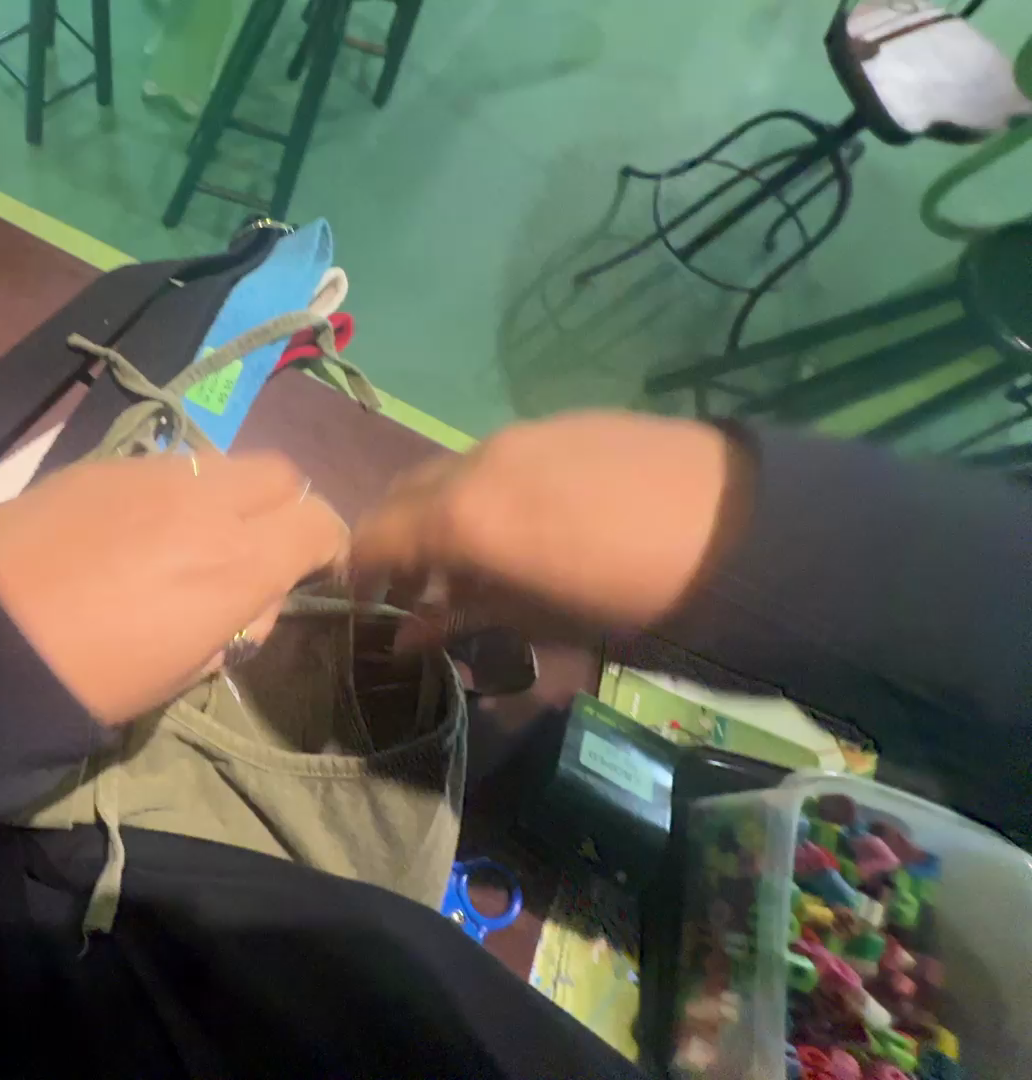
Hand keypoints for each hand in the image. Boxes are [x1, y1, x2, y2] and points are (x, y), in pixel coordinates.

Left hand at [0, 452, 347, 725]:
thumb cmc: (88, 678)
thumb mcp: (181, 672)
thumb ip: (234, 623)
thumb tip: (248, 598)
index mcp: (238, 561)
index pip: (319, 523)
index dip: (324, 548)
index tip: (305, 573)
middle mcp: (205, 501)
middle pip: (280, 473)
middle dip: (281, 508)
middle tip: (250, 550)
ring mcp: (150, 473)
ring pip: (219, 463)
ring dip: (222, 496)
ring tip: (181, 540)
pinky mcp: (100, 464)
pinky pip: (161, 466)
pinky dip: (169, 491)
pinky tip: (128, 528)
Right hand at [350, 410, 752, 640]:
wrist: (755, 526)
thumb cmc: (631, 595)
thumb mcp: (536, 620)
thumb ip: (456, 620)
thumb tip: (405, 637)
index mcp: (458, 518)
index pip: (371, 537)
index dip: (357, 572)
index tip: (366, 602)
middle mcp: (469, 465)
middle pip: (397, 496)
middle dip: (390, 538)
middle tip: (411, 581)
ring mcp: (512, 437)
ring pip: (442, 472)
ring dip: (434, 511)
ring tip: (470, 551)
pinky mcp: (554, 422)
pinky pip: (491, 457)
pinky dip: (479, 488)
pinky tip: (524, 516)